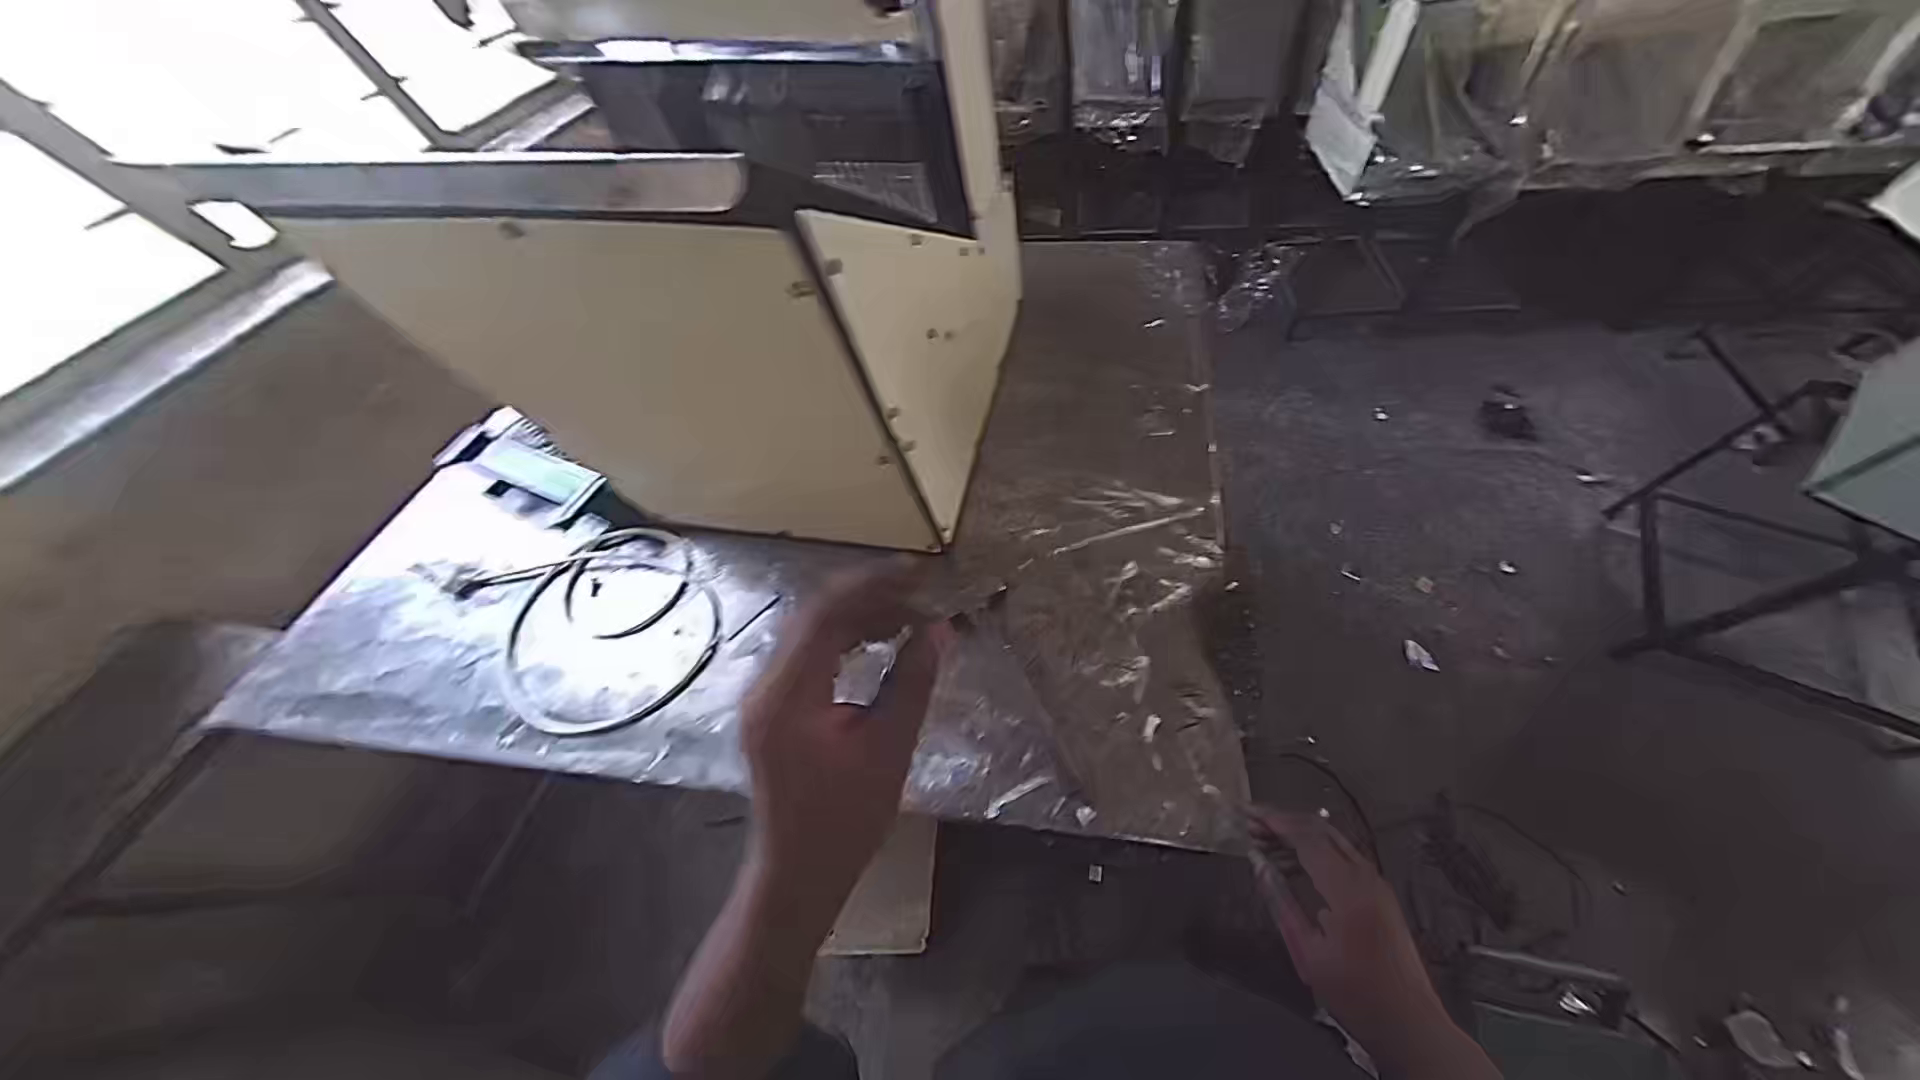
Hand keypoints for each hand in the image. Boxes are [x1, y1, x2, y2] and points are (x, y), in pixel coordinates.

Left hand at [740, 560, 948, 908]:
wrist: (797, 874)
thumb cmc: (845, 821)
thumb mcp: (889, 748)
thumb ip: (913, 681)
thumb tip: (939, 629)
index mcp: (787, 695)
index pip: (824, 614)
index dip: (871, 584)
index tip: (915, 571)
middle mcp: (766, 686)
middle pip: (815, 617)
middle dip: (869, 597)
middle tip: (920, 592)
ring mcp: (765, 695)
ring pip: (811, 633)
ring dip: (858, 617)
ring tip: (908, 612)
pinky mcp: (774, 705)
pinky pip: (809, 654)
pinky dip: (845, 640)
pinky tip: (879, 639)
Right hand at [1249, 809, 1494, 1077]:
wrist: (1412, 1025)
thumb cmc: (1355, 993)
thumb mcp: (1308, 952)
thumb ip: (1281, 901)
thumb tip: (1258, 862)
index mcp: (1348, 890)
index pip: (1306, 838)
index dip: (1274, 823)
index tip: (1247, 815)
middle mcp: (1366, 878)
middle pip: (1321, 831)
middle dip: (1284, 821)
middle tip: (1252, 821)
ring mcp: (1376, 884)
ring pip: (1333, 840)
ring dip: (1298, 833)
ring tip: (1265, 837)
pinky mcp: (1380, 894)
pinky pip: (1343, 855)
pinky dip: (1314, 847)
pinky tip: (1293, 859)